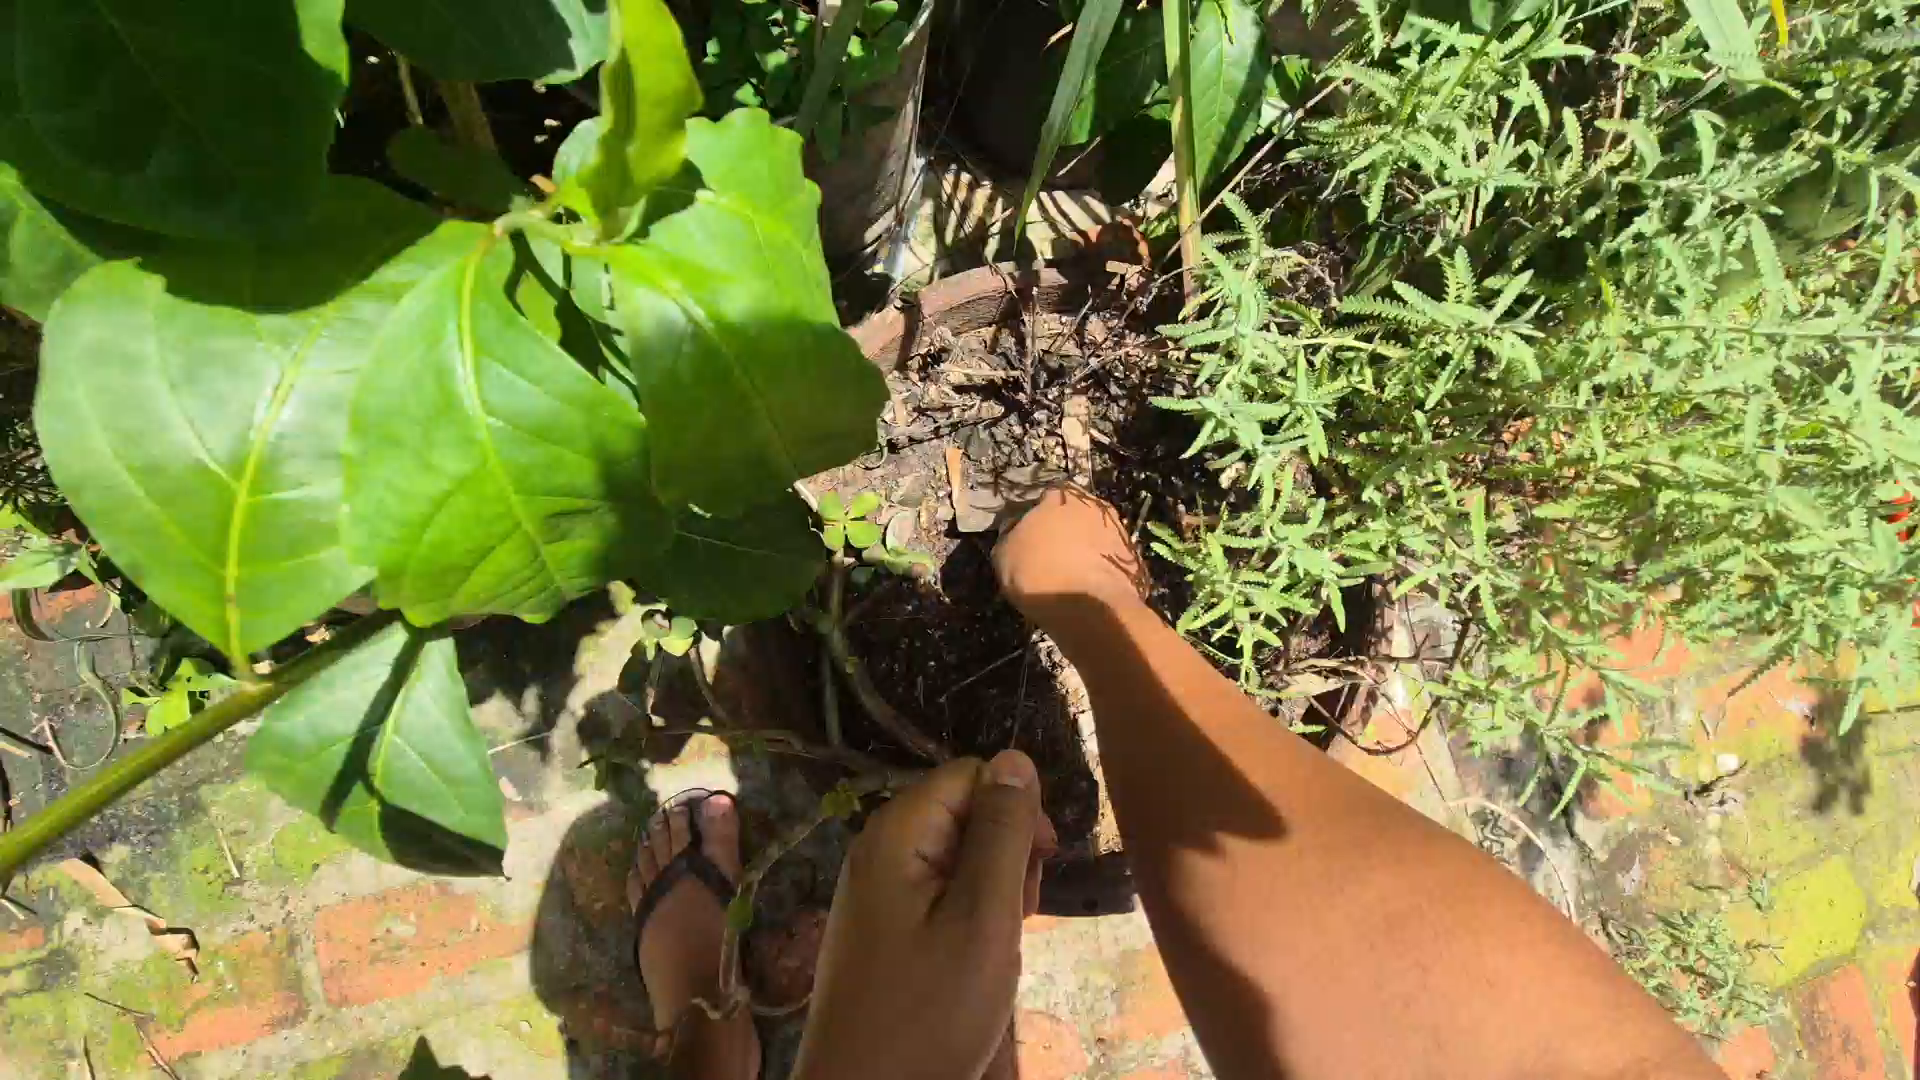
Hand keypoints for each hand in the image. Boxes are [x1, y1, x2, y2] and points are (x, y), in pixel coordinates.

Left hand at [792, 751, 1056, 1079]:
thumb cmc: (929, 1013)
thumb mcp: (982, 918)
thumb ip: (1001, 833)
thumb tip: (1016, 756)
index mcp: (898, 829)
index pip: (973, 775)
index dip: (1014, 810)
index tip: (1039, 864)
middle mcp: (881, 844)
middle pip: (965, 812)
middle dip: (1004, 855)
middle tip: (1014, 917)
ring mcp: (878, 885)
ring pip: (958, 855)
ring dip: (992, 890)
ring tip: (996, 946)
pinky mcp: (883, 921)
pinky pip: (940, 891)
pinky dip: (968, 914)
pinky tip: (974, 958)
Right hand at [993, 487, 1148, 620]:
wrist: (1087, 606)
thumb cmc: (1038, 571)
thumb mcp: (1004, 553)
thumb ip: (1010, 535)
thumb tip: (1016, 531)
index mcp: (1063, 496)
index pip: (1047, 497)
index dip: (1037, 517)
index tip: (1030, 539)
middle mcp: (1095, 505)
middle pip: (1075, 516)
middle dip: (1065, 532)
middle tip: (1050, 558)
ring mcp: (1119, 531)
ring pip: (1095, 537)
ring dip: (1085, 551)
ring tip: (1070, 578)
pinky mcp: (1134, 559)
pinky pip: (1110, 560)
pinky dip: (1100, 570)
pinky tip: (1087, 589)